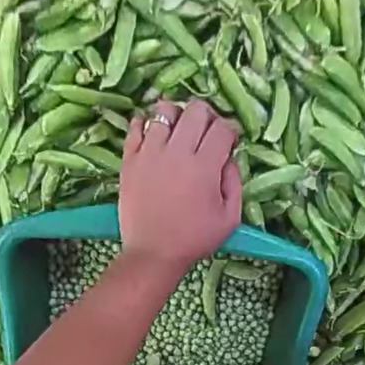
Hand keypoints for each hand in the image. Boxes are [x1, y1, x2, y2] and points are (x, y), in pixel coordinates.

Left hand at [118, 99, 240, 275]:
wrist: (153, 254)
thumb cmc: (194, 239)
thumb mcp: (229, 218)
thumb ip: (234, 182)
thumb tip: (228, 157)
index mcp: (204, 166)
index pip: (222, 128)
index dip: (229, 131)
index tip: (227, 143)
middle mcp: (177, 152)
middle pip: (196, 110)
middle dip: (207, 116)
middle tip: (205, 132)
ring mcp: (150, 153)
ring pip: (164, 111)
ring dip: (176, 115)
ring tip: (178, 131)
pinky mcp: (130, 160)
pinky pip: (136, 127)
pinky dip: (146, 123)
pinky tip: (153, 134)